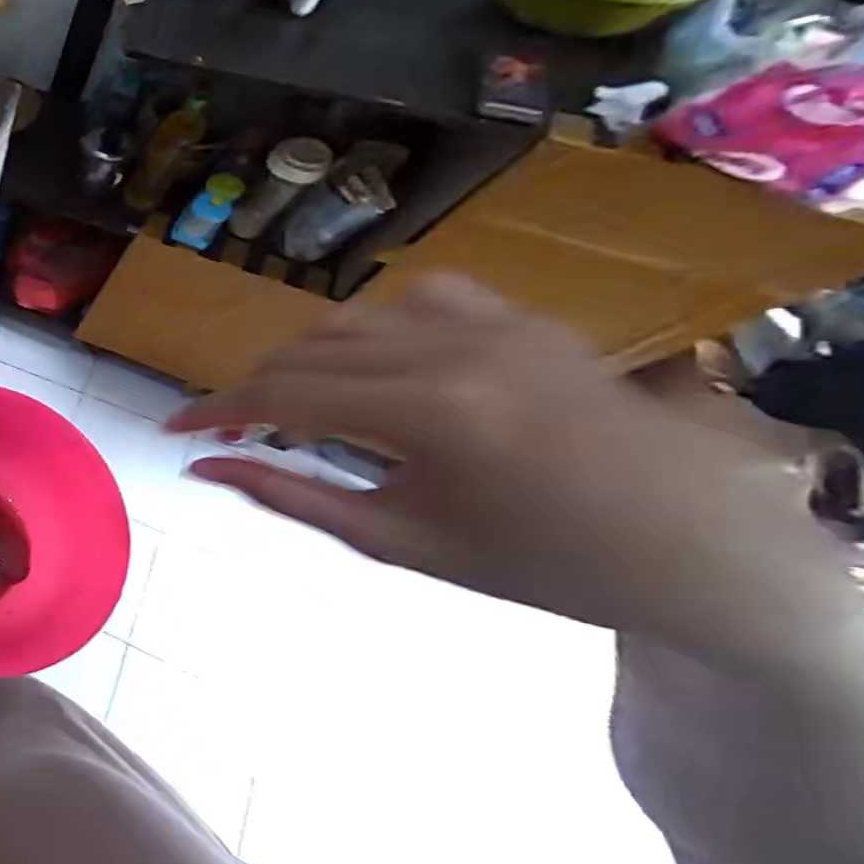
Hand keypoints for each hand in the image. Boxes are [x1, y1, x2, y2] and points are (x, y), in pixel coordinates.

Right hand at [167, 275, 863, 685]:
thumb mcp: (396, 540)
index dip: (215, 411)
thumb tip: (204, 469)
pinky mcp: (517, 314)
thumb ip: (290, 496)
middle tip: (223, 431)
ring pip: (347, 319)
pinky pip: (410, 299)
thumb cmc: (537, 565)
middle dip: (248, 391)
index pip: (283, 396)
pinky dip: (361, 328)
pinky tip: (360, 362)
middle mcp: (454, 346)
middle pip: (305, 352)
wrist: (691, 547)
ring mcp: (492, 321)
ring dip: (297, 359)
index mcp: (430, 414)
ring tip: (283, 405)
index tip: (172, 430)